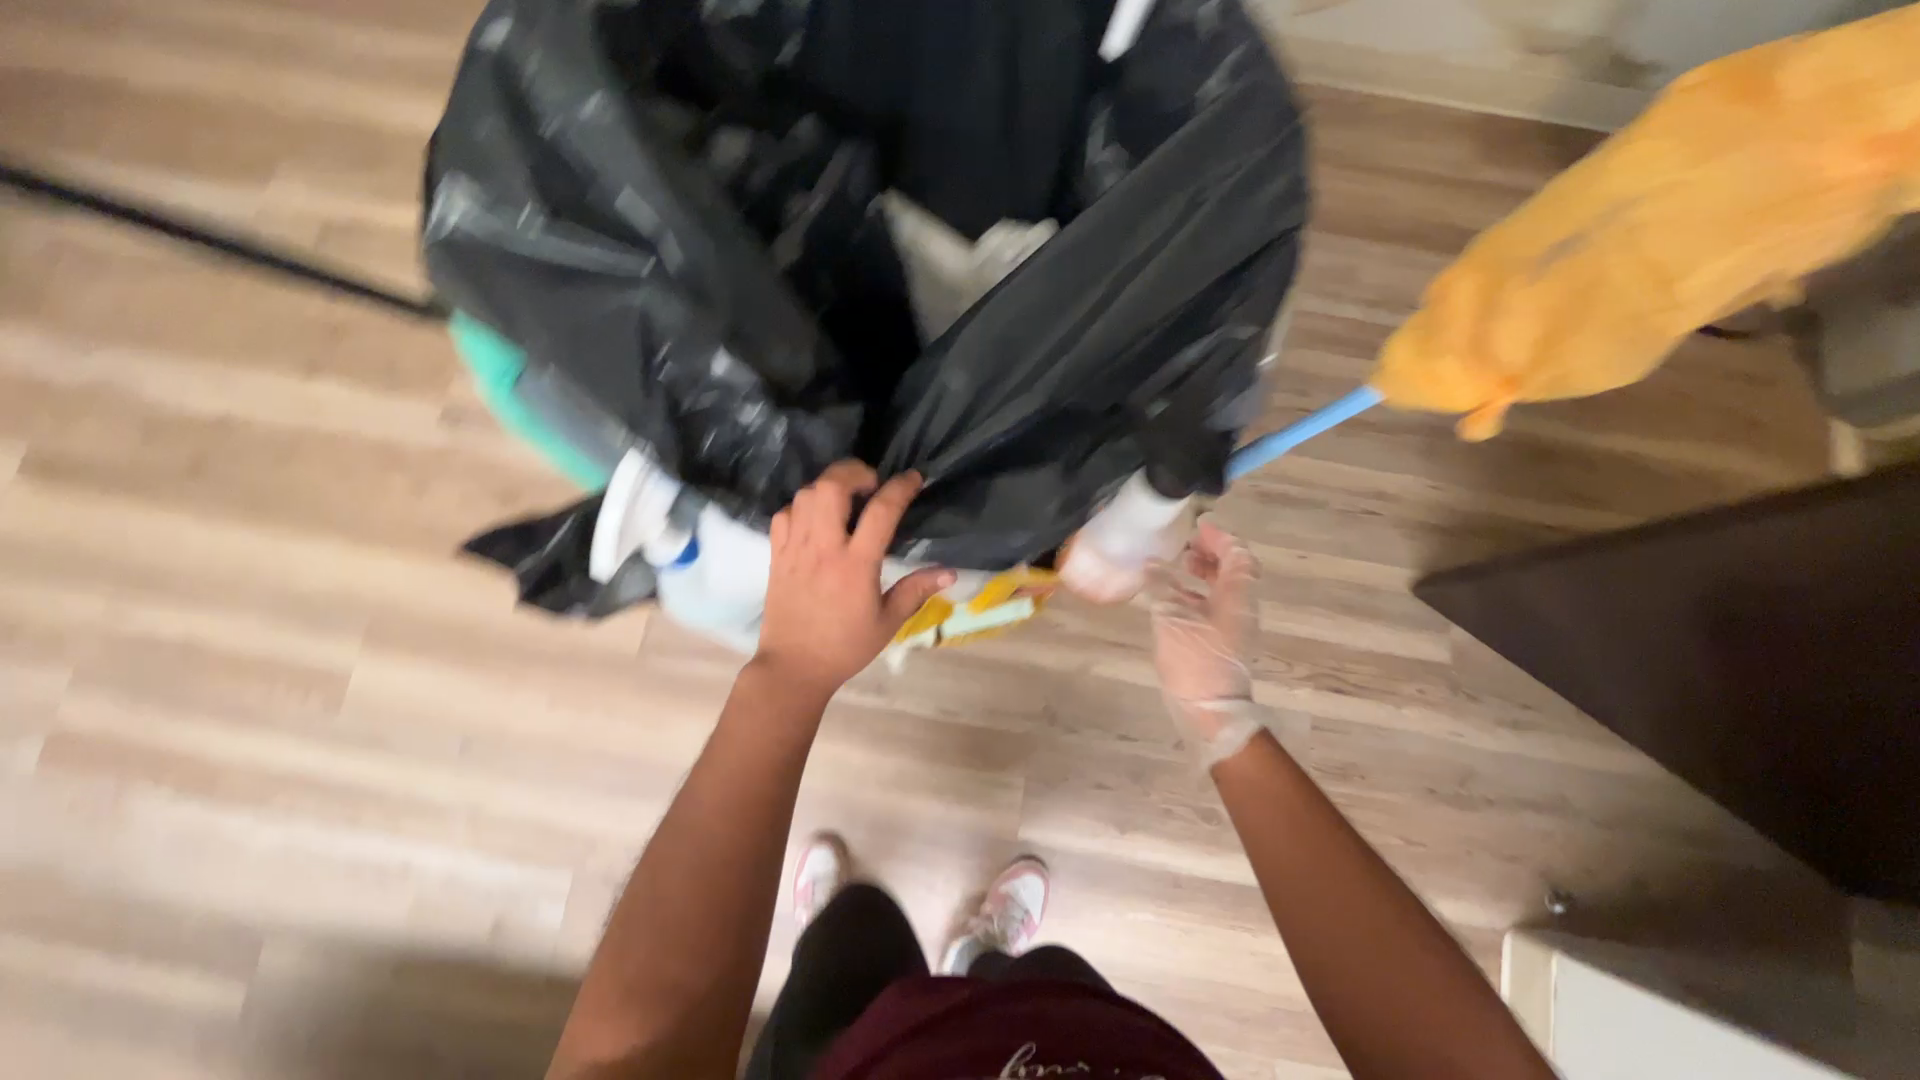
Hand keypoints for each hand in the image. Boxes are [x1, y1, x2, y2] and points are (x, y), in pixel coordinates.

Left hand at [753, 461, 954, 697]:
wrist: (793, 667)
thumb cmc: (845, 647)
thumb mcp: (888, 622)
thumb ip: (916, 591)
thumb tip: (950, 572)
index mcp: (856, 565)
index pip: (881, 510)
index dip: (901, 487)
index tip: (914, 479)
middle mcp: (823, 548)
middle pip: (832, 486)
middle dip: (855, 471)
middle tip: (872, 483)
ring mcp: (795, 549)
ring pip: (806, 494)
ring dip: (828, 486)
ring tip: (846, 499)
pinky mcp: (776, 555)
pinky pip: (784, 513)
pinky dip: (801, 506)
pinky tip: (815, 519)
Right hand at [1149, 520, 1264, 767]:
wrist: (1209, 710)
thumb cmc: (1194, 660)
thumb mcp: (1171, 618)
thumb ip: (1162, 587)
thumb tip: (1152, 565)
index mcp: (1237, 597)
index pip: (1238, 556)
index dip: (1220, 538)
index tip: (1199, 525)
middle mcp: (1242, 608)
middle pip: (1234, 571)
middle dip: (1212, 554)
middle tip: (1187, 544)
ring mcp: (1235, 627)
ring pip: (1224, 589)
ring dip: (1205, 574)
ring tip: (1180, 565)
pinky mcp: (1223, 642)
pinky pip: (1215, 606)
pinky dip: (1197, 594)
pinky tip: (1174, 597)